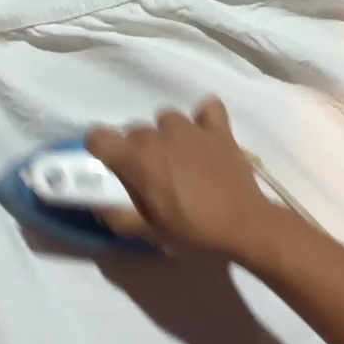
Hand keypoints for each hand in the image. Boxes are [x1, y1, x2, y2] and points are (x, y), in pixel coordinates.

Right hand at [86, 99, 294, 259]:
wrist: (245, 226)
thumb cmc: (195, 233)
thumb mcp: (151, 234)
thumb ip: (119, 217)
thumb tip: (99, 205)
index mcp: (138, 159)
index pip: (98, 137)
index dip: (99, 152)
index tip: (111, 170)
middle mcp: (160, 134)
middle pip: (134, 132)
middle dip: (136, 152)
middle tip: (152, 180)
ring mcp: (192, 128)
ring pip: (166, 120)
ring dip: (167, 136)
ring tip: (181, 161)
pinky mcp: (220, 128)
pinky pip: (206, 109)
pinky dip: (203, 120)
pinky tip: (205, 139)